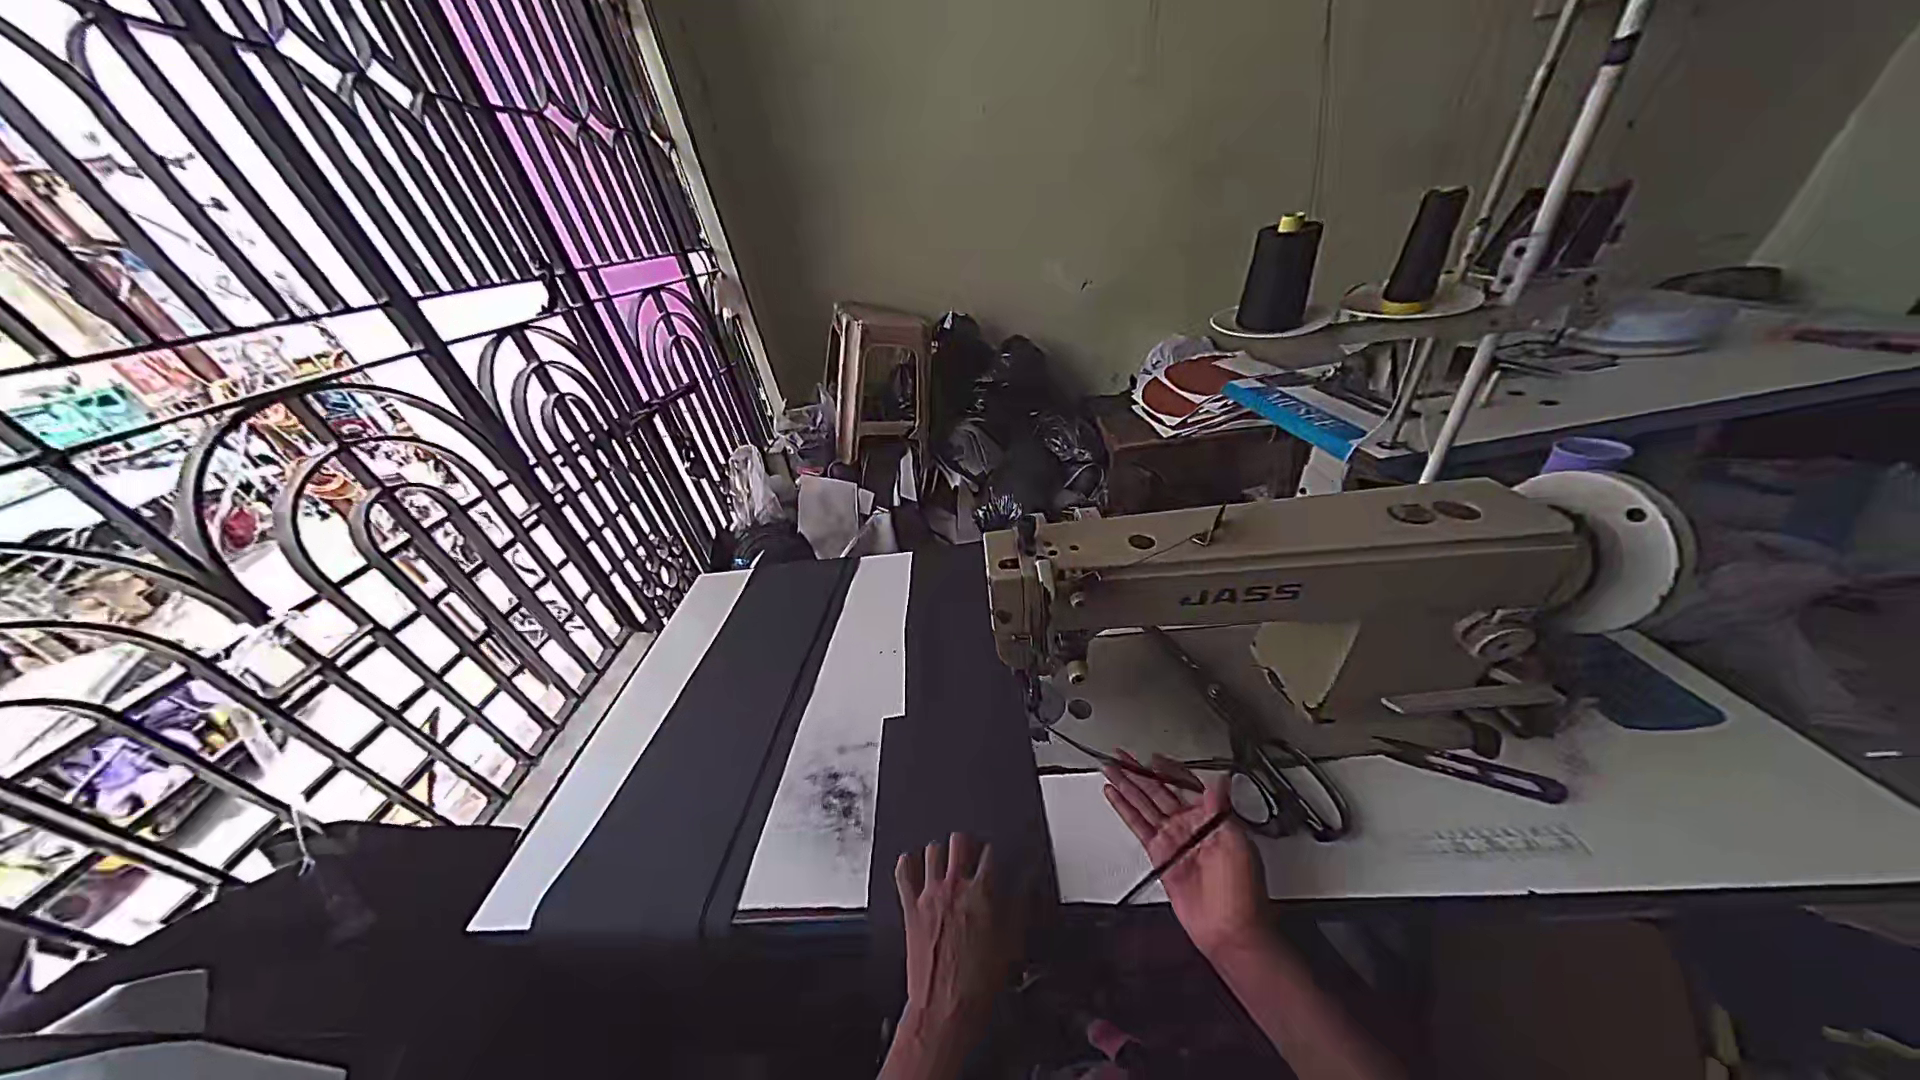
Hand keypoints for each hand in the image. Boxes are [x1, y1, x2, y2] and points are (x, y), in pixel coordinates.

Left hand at [892, 833, 1018, 1052]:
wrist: (946, 1007)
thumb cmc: (978, 982)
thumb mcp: (1011, 943)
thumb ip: (1019, 907)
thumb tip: (1025, 887)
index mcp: (982, 893)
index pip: (989, 853)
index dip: (992, 853)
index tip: (992, 857)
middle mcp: (954, 888)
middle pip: (959, 841)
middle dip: (967, 843)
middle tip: (969, 851)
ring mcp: (930, 895)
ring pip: (932, 851)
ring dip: (941, 852)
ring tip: (946, 858)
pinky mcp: (910, 908)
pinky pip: (904, 873)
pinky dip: (907, 863)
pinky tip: (912, 863)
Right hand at [1103, 753, 1267, 955]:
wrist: (1230, 929)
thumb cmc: (1243, 891)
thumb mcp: (1237, 842)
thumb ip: (1221, 808)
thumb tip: (1218, 779)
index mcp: (1210, 817)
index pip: (1185, 784)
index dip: (1169, 768)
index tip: (1154, 757)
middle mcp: (1190, 825)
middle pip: (1159, 790)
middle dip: (1139, 772)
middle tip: (1123, 756)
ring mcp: (1173, 839)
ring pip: (1144, 804)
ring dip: (1127, 785)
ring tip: (1111, 769)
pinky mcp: (1160, 854)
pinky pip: (1138, 825)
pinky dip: (1123, 809)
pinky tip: (1114, 796)